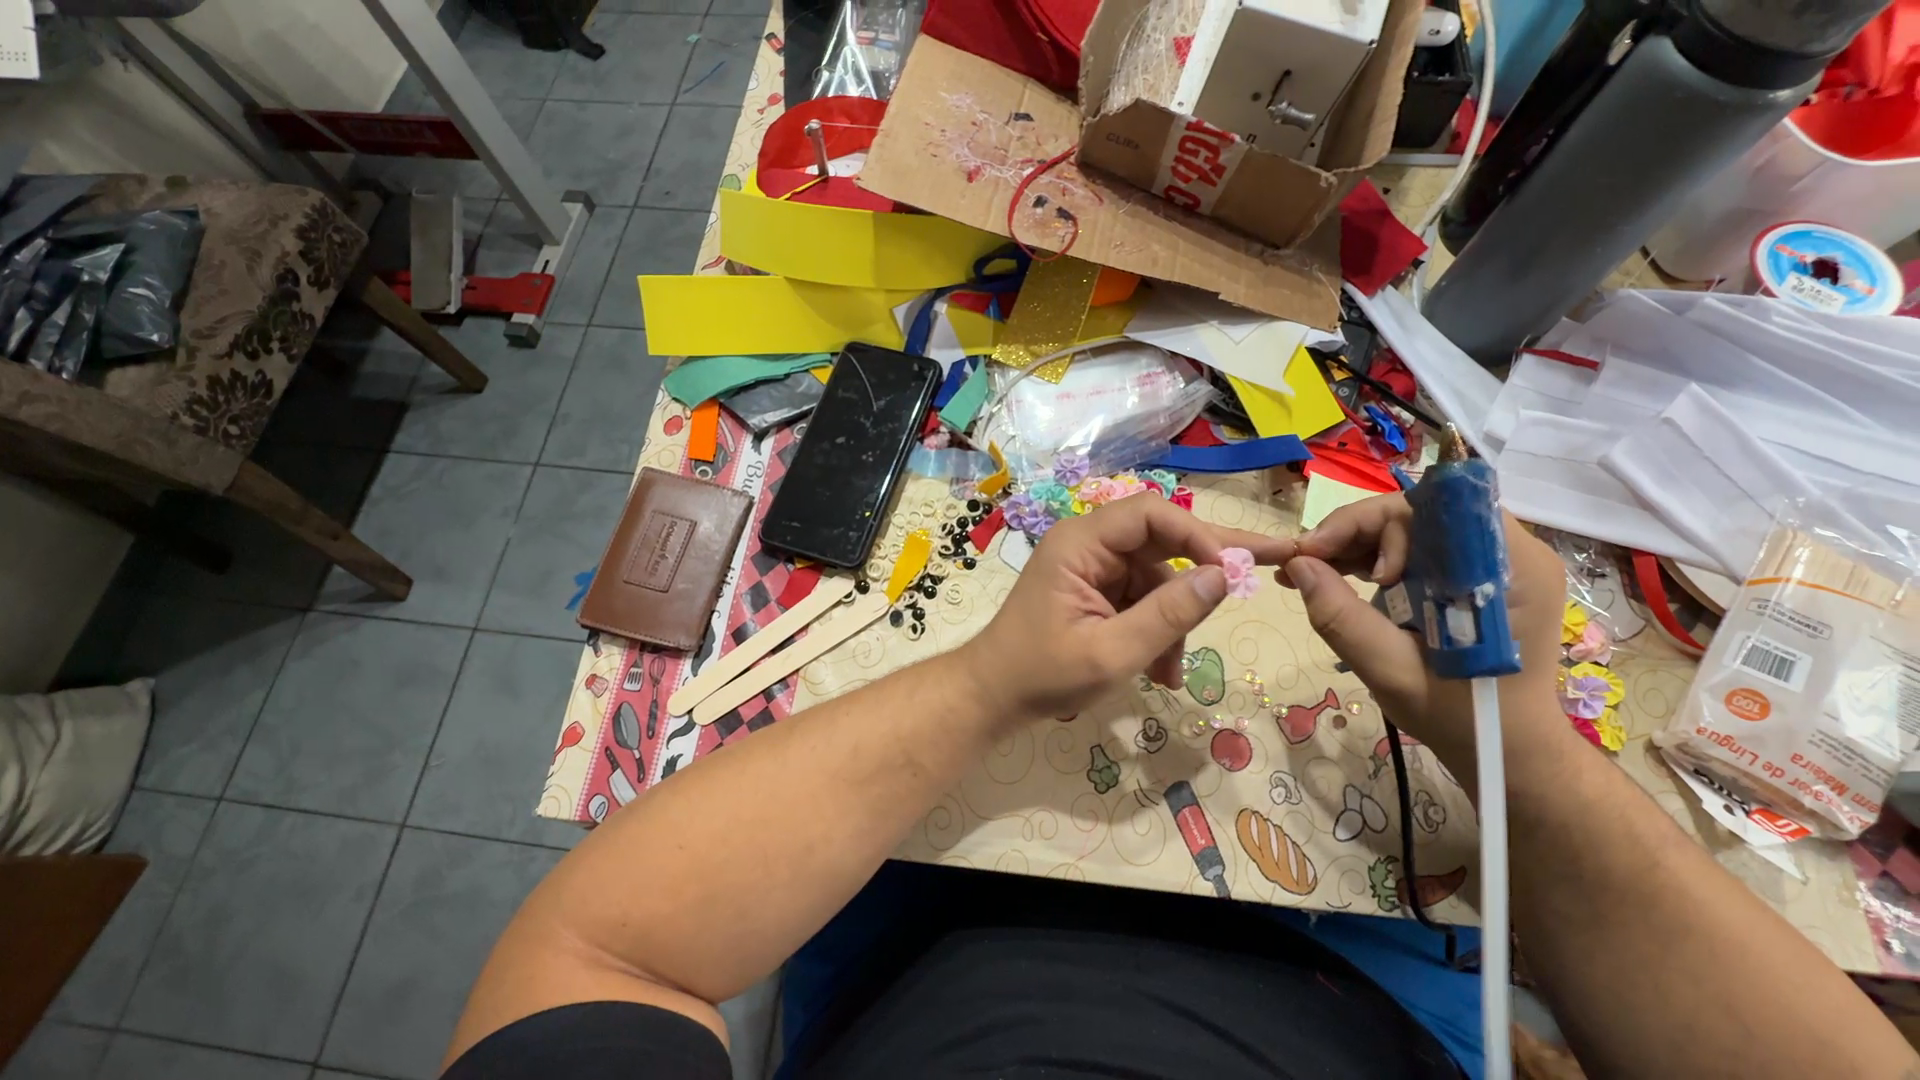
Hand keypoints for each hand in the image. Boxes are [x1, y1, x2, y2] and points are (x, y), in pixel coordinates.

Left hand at [961, 495, 1291, 725]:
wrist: (993, 697)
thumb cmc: (1042, 674)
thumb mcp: (1112, 652)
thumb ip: (1169, 615)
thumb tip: (1224, 577)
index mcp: (1081, 543)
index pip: (1151, 514)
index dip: (1197, 535)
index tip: (1232, 571)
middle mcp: (1089, 545)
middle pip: (1163, 538)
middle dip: (1211, 562)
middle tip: (1276, 560)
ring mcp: (1094, 570)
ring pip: (1159, 578)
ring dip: (1175, 621)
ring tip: (1172, 671)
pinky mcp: (1097, 593)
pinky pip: (1143, 600)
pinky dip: (1157, 632)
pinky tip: (1161, 672)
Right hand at [1277, 494, 1568, 775]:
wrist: (1507, 754)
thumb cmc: (1461, 716)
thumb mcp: (1391, 669)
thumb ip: (1341, 617)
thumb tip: (1296, 565)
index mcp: (1509, 567)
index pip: (1430, 508)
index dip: (1367, 520)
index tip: (1319, 552)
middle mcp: (1509, 552)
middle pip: (1418, 514)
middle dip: (1355, 533)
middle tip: (1305, 564)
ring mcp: (1492, 565)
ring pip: (1411, 530)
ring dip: (1358, 546)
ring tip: (1310, 571)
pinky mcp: (1473, 579)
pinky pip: (1417, 552)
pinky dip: (1374, 561)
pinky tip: (1337, 578)